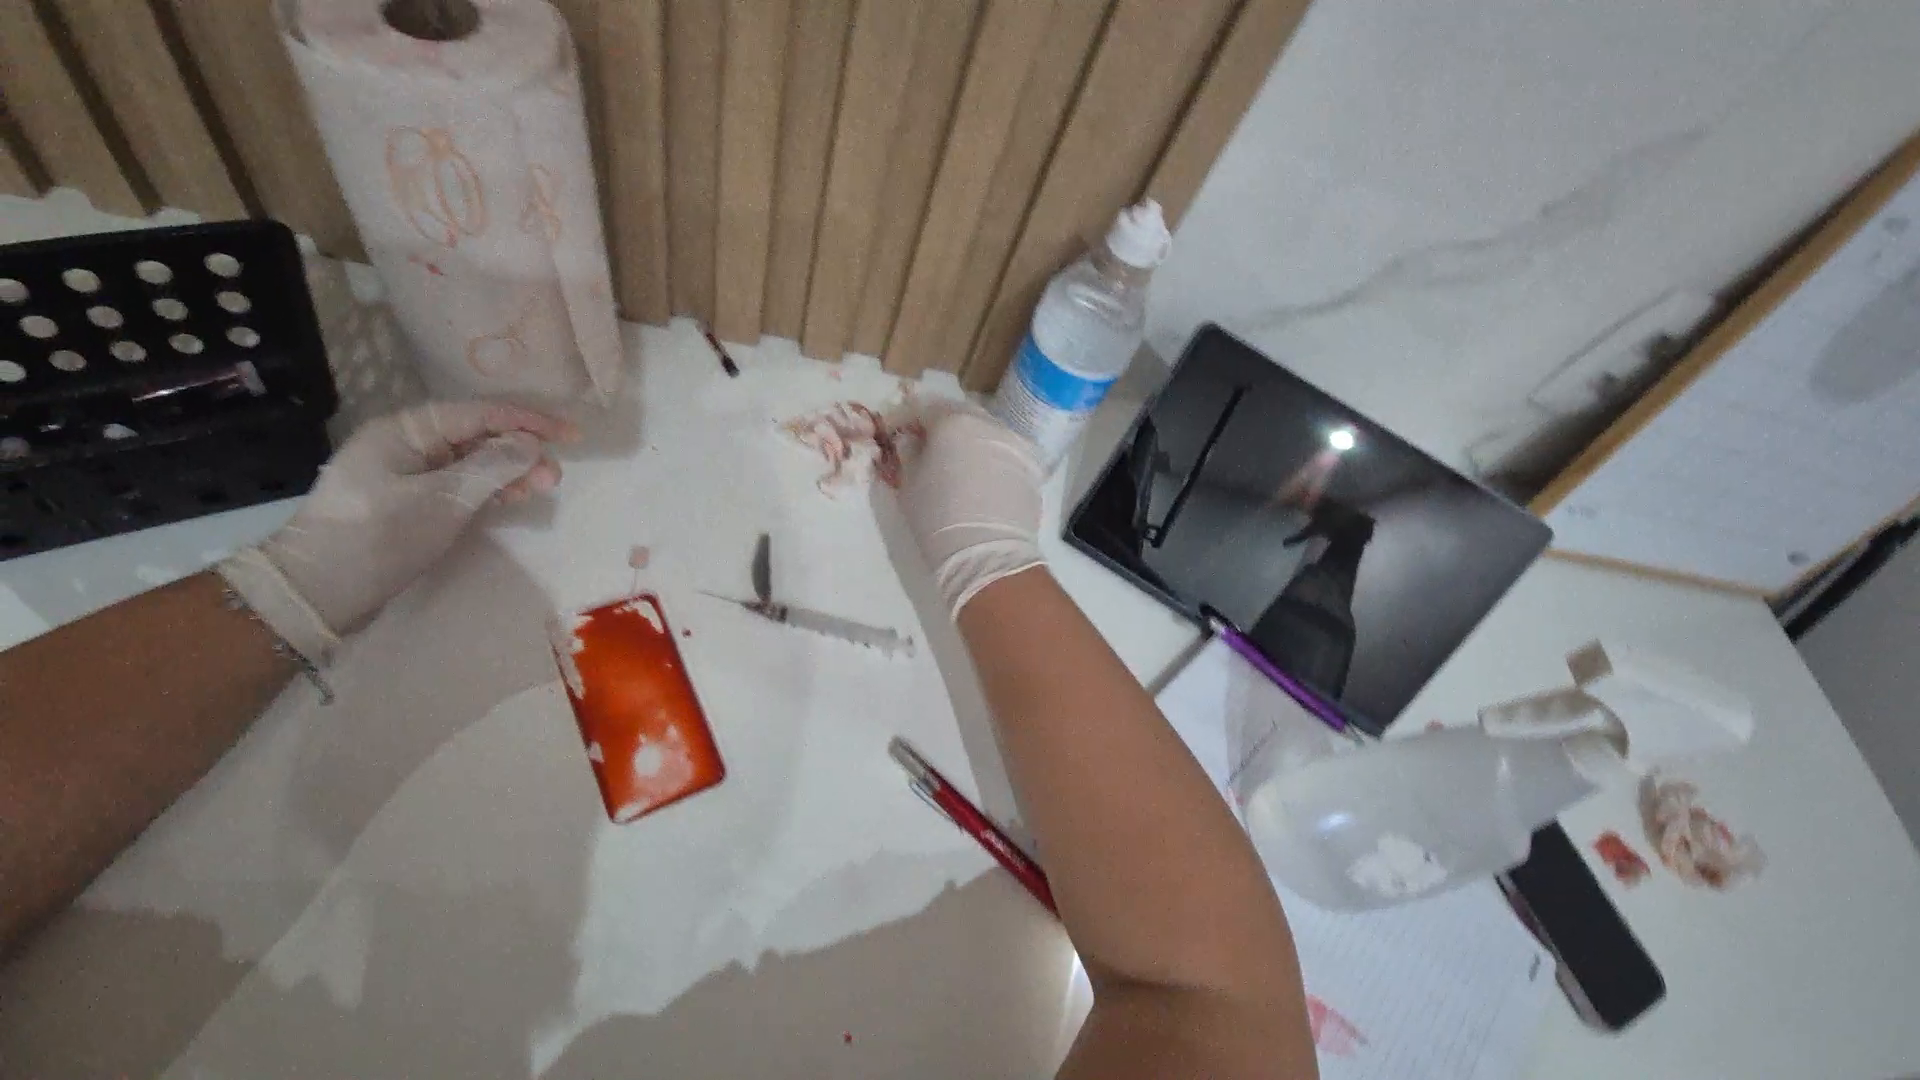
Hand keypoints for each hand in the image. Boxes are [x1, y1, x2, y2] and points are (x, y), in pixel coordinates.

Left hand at [218, 401, 574, 662]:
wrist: (321, 591)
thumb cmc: (379, 535)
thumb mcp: (442, 499)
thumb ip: (491, 466)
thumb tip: (530, 443)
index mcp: (406, 430)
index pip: (479, 413)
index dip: (529, 421)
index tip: (571, 435)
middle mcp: (409, 444)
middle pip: (479, 436)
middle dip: (522, 451)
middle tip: (555, 478)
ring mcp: (411, 474)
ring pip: (476, 461)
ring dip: (512, 471)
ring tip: (542, 490)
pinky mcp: (416, 502)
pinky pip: (465, 484)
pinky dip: (493, 488)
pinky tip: (515, 497)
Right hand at [900, 407, 1045, 618]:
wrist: (988, 554)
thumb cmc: (938, 518)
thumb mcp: (909, 486)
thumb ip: (909, 453)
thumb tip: (913, 440)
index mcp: (952, 421)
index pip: (924, 407)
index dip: (908, 419)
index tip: (899, 435)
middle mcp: (988, 423)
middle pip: (959, 415)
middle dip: (942, 428)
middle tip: (929, 450)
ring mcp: (1015, 443)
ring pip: (986, 433)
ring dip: (970, 443)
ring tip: (959, 468)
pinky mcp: (1032, 467)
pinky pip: (1006, 454)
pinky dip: (992, 461)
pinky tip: (983, 483)